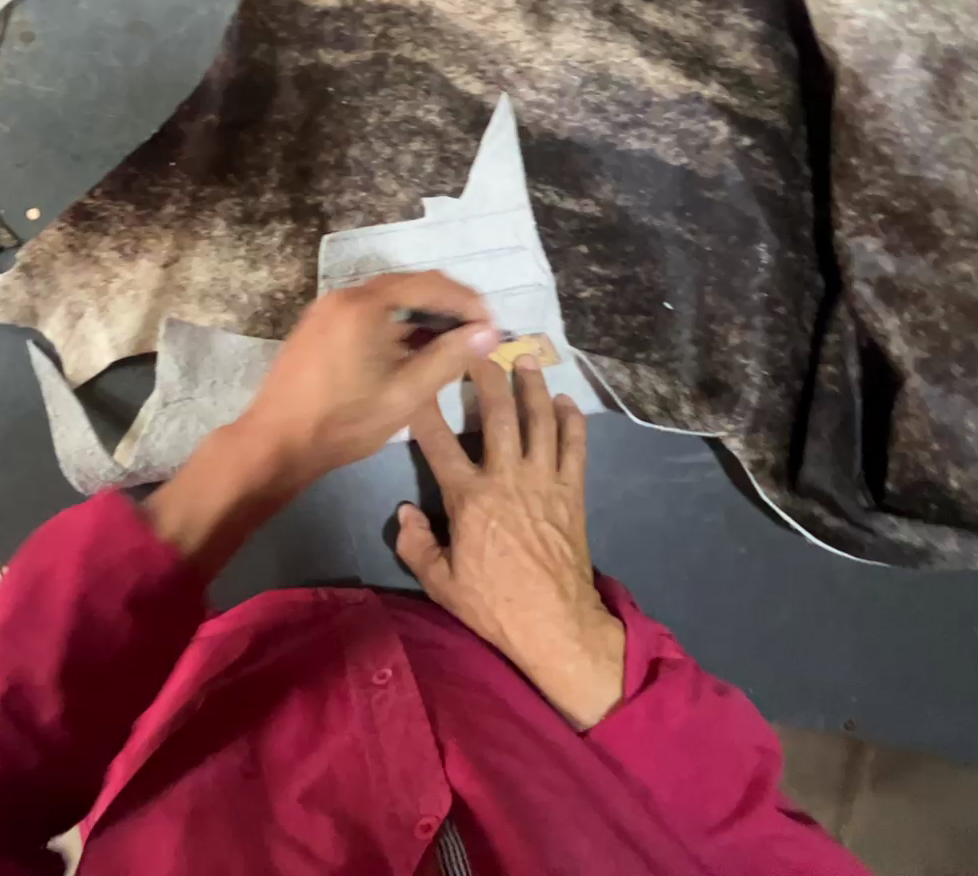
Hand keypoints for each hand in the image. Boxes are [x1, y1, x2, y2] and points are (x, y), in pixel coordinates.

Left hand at [148, 272, 499, 575]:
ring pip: (386, 303)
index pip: (430, 284)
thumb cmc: (344, 421)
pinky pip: (366, 315)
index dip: (467, 302)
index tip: (491, 326)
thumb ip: (449, 358)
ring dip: (421, 319)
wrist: (274, 444)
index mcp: (365, 304)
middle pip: (407, 288)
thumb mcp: (406, 394)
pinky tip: (411, 353)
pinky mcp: (317, 329)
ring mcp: (326, 311)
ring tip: (450, 346)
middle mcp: (343, 296)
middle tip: (476, 335)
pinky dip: (394, 327)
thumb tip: (489, 333)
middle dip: (446, 308)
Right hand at [395, 356, 623, 729]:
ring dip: (532, 387)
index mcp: (469, 498)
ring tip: (526, 360)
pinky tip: (565, 402)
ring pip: (539, 421)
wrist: (554, 624)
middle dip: (487, 379)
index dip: (424, 410)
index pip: (439, 443)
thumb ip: (416, 544)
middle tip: (479, 352)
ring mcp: (544, 481)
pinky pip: (574, 446)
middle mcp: (506, 478)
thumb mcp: (440, 582)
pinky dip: (571, 420)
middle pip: (497, 416)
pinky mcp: (571, 491)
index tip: (417, 383)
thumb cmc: (493, 603)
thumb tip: (403, 513)